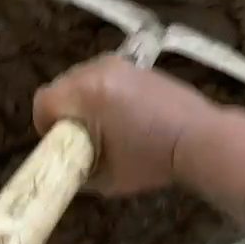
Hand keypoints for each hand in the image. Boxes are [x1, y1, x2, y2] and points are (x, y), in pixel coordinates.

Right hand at [33, 54, 239, 194]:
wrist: (200, 139)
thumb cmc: (151, 160)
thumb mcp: (107, 179)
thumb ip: (78, 170)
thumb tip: (68, 166)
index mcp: (85, 94)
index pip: (43, 100)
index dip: (45, 125)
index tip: (62, 144)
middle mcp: (96, 70)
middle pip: (61, 86)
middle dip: (65, 110)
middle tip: (83, 137)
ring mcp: (118, 64)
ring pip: (82, 78)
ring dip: (84, 98)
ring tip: (105, 124)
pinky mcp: (136, 66)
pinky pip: (105, 76)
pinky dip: (105, 92)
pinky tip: (125, 114)